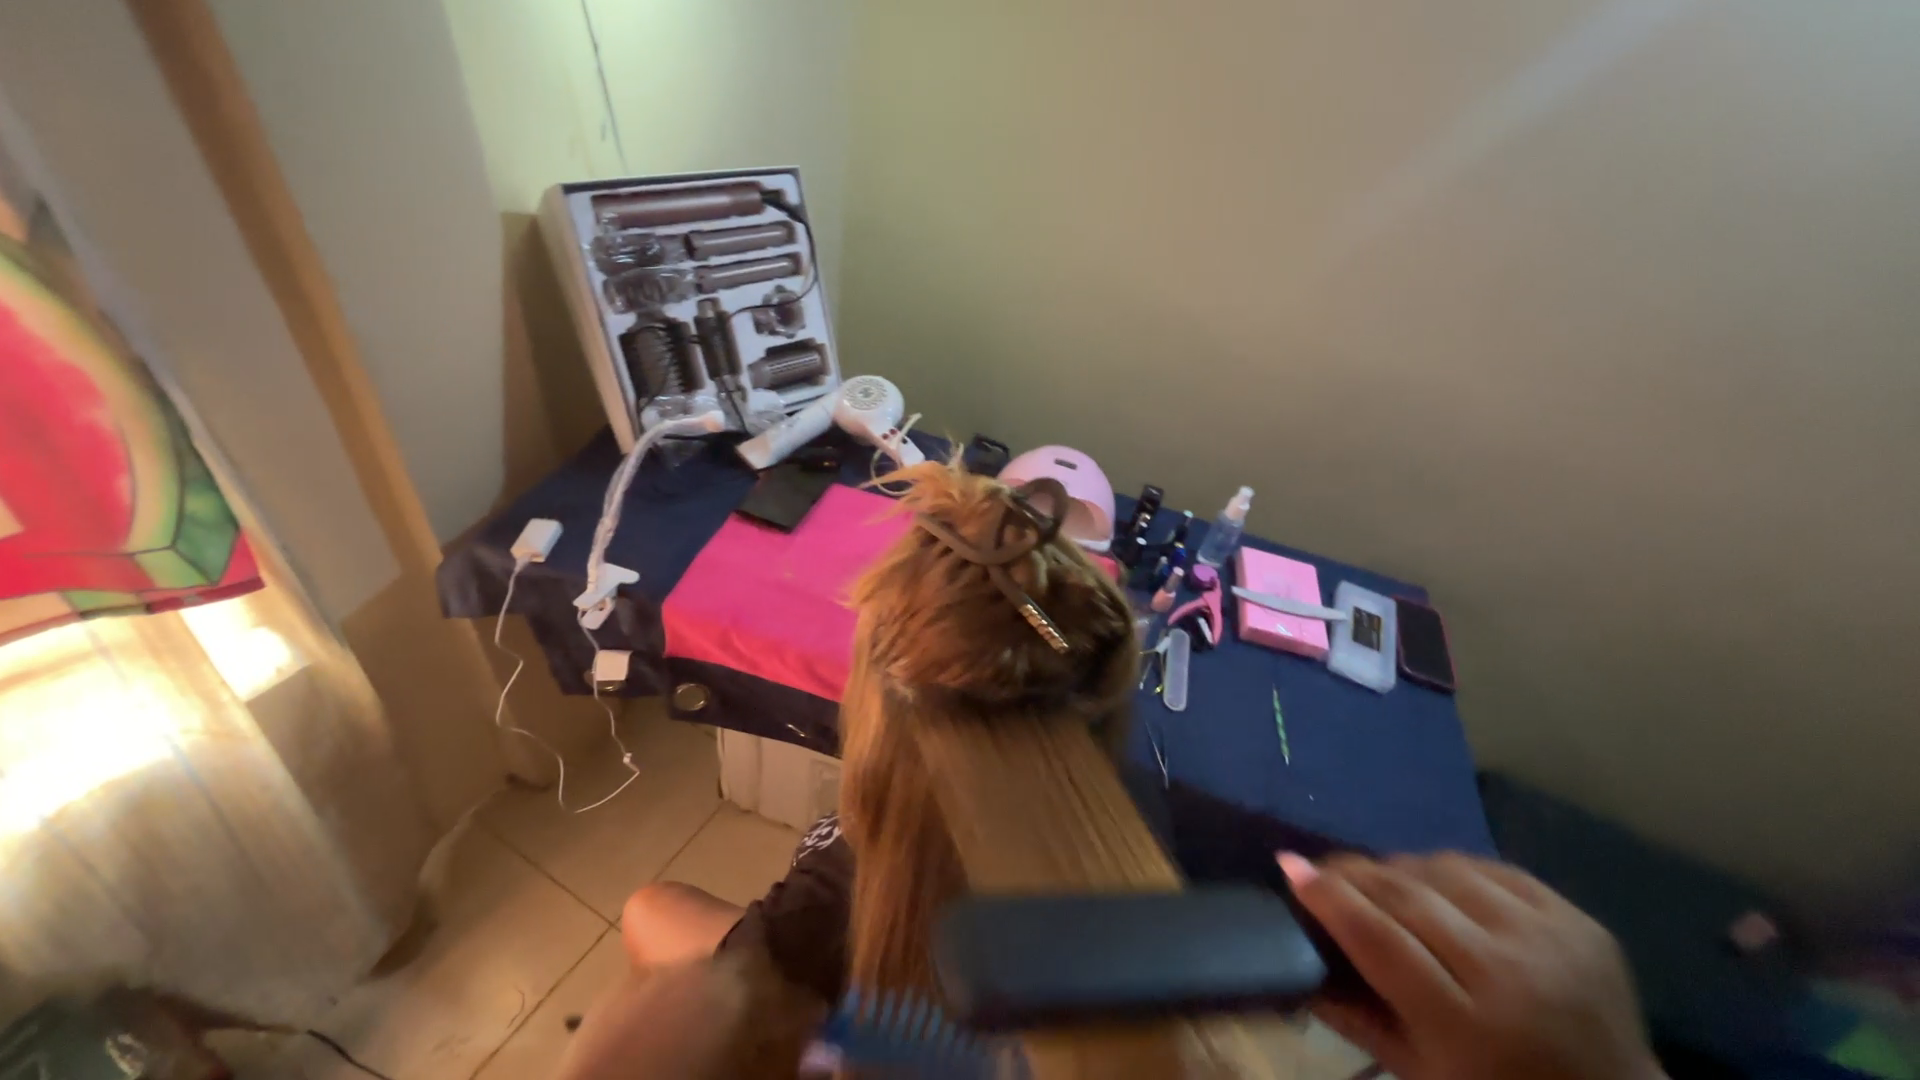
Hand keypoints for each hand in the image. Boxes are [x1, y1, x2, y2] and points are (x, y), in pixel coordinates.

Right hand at [1279, 851, 1662, 1079]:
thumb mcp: (1417, 1071)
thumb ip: (1350, 1013)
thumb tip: (1291, 952)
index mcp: (1468, 1026)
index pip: (1378, 937)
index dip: (1327, 896)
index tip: (1288, 864)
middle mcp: (1511, 974)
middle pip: (1407, 895)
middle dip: (1353, 873)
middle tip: (1322, 869)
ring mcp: (1550, 940)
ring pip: (1444, 870)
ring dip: (1400, 870)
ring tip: (1383, 885)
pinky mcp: (1577, 919)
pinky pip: (1491, 868)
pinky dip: (1451, 872)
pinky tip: (1437, 888)